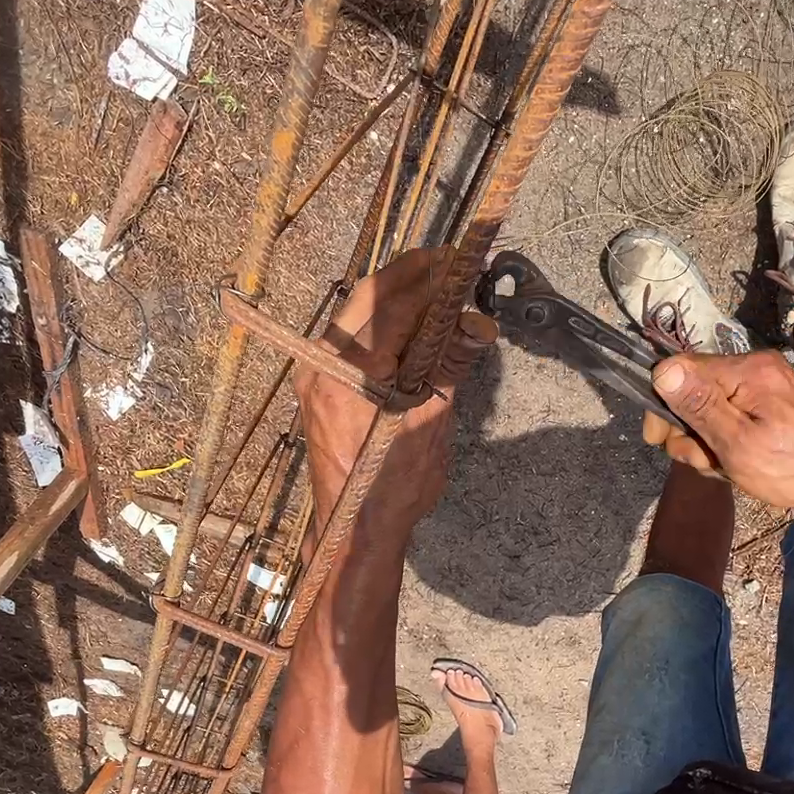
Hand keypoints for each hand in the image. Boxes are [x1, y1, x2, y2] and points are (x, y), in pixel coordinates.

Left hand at [296, 248, 496, 534]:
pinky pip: (353, 339)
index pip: (394, 306)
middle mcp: (322, 363)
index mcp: (348, 371)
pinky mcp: (322, 386)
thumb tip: (477, 323)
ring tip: (440, 288)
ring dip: (397, 295)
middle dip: (411, 274)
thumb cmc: (394, 487)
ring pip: (357, 313)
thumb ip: (449, 367)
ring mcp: (316, 373)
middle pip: (367, 296)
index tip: (465, 264)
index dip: (433, 281)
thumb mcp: (430, 426)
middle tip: (453, 264)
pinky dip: (385, 323)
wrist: (354, 530)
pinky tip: (414, 325)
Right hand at [640, 352, 793, 510]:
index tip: (658, 439)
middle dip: (689, 430)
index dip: (663, 405)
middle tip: (705, 462)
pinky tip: (736, 463)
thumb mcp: (737, 442)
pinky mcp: (769, 403)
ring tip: (727, 467)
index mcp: (747, 371)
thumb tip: (662, 370)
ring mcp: (763, 385)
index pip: (681, 370)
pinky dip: (725, 441)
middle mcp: (755, 368)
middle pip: (693, 390)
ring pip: (709, 408)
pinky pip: (730, 415)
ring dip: (707, 442)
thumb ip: (699, 405)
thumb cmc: (792, 468)